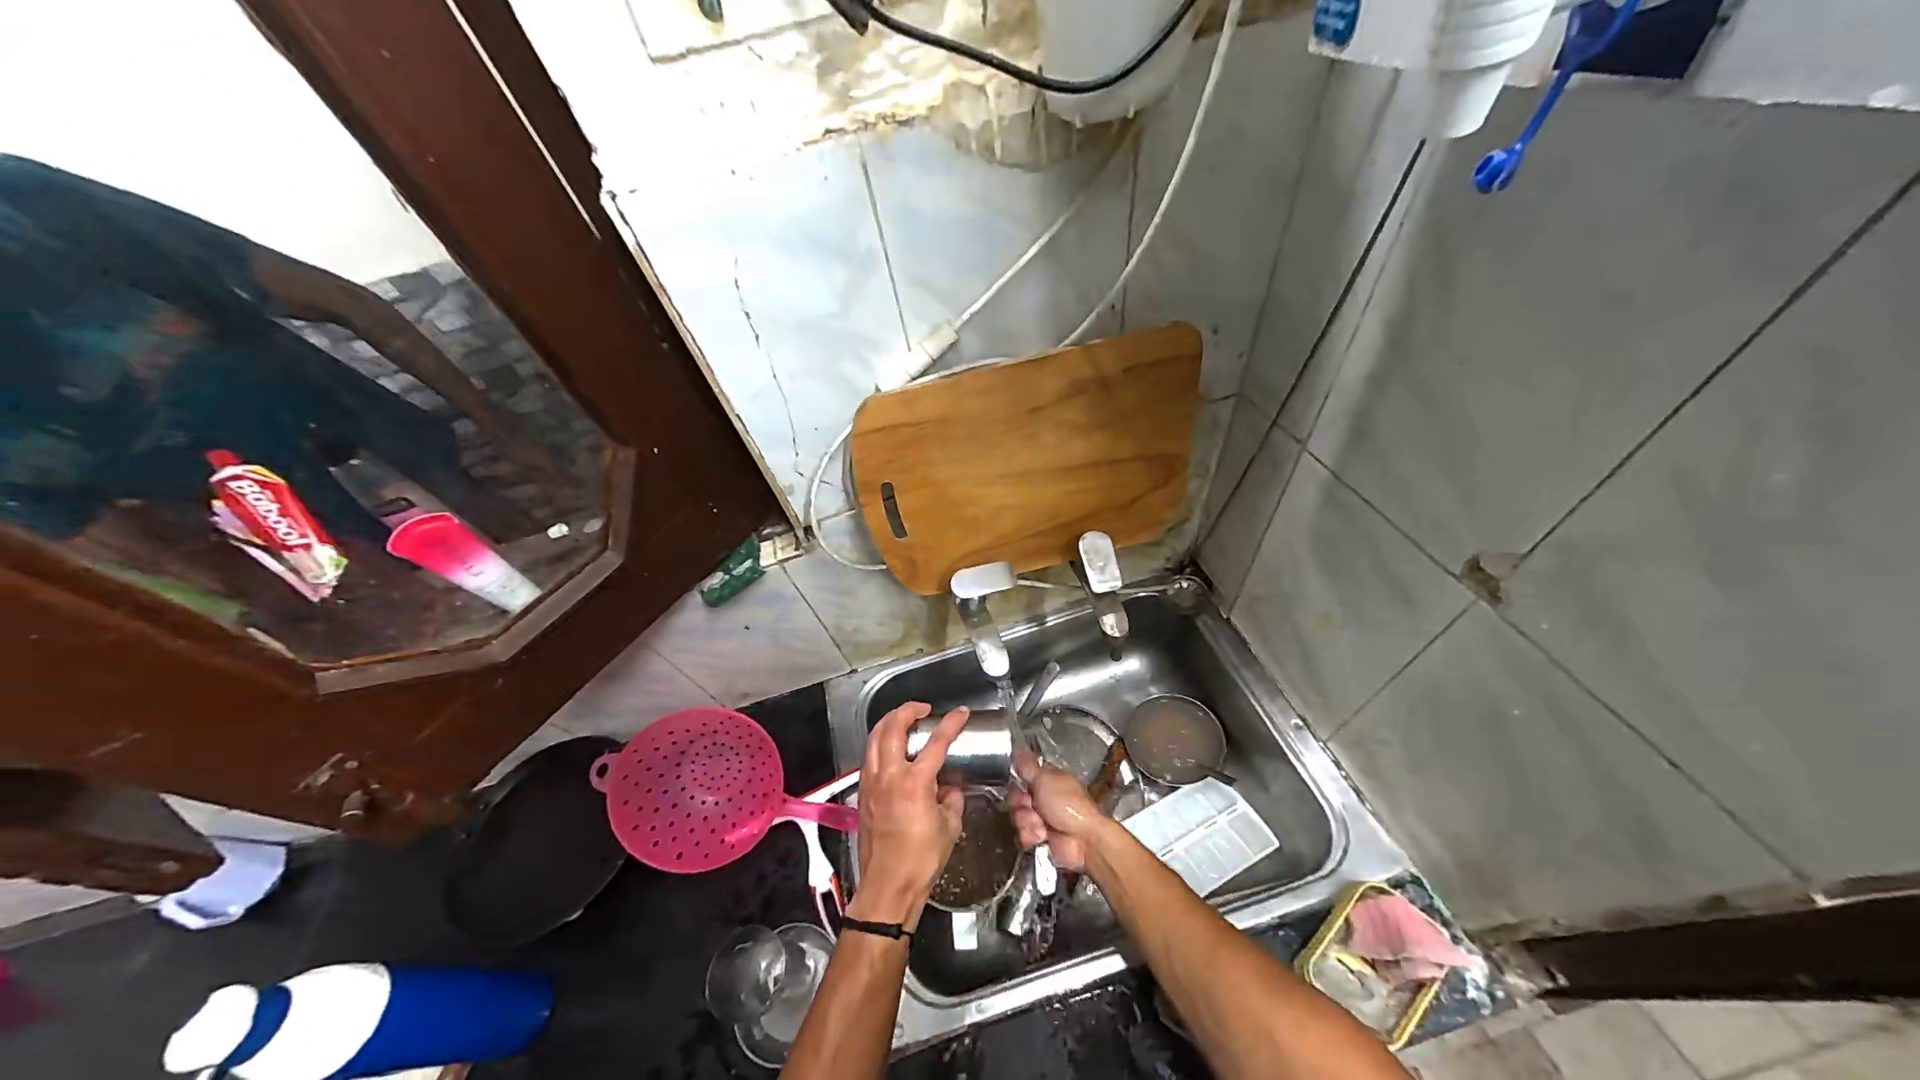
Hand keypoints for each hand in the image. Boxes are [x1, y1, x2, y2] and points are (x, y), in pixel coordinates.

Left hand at [847, 702, 968, 930]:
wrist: (888, 884)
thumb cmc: (921, 860)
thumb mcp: (949, 826)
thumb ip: (952, 798)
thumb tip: (950, 787)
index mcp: (914, 782)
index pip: (935, 742)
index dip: (951, 723)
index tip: (961, 713)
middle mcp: (888, 776)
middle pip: (892, 727)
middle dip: (907, 710)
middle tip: (923, 709)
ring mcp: (871, 782)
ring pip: (874, 737)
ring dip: (889, 722)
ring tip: (903, 720)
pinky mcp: (863, 793)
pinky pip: (869, 756)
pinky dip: (880, 742)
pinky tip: (891, 749)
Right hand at [1009, 755, 1107, 871]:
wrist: (1084, 840)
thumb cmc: (1069, 805)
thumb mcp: (1046, 779)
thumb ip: (1028, 765)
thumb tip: (1019, 745)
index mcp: (1048, 781)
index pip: (1022, 779)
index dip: (1019, 785)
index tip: (1023, 788)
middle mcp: (1044, 798)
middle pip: (1016, 799)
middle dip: (1021, 806)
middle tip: (1033, 807)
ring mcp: (1042, 819)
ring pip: (1017, 818)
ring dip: (1027, 822)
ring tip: (1041, 825)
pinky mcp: (1040, 838)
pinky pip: (1022, 836)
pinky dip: (1030, 836)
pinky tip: (1041, 836)